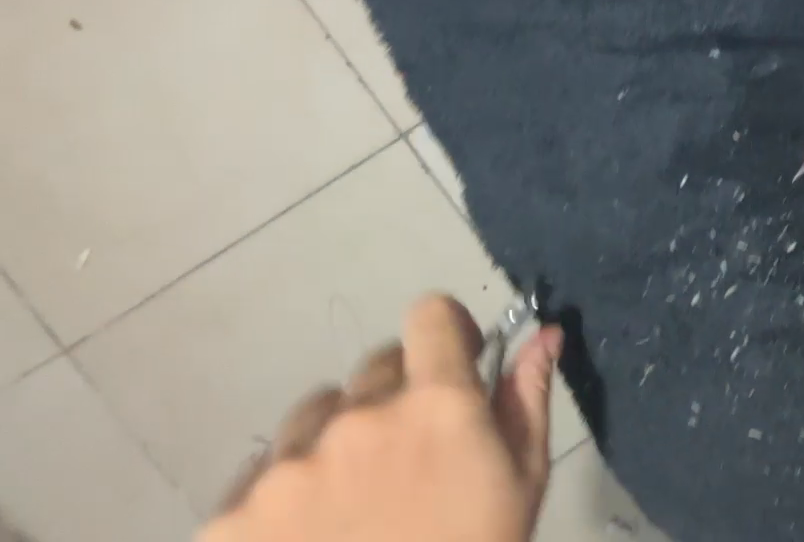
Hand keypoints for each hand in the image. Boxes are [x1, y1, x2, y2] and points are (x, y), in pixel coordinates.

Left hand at [200, 295, 563, 541]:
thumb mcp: (521, 479)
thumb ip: (526, 396)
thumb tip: (545, 333)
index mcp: (437, 404)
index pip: (429, 316)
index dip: (446, 330)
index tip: (457, 362)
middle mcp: (359, 418)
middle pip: (375, 366)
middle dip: (399, 392)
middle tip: (410, 451)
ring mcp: (285, 470)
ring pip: (313, 415)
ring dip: (336, 435)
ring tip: (350, 497)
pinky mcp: (226, 520)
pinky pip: (258, 474)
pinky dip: (284, 491)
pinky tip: (306, 535)